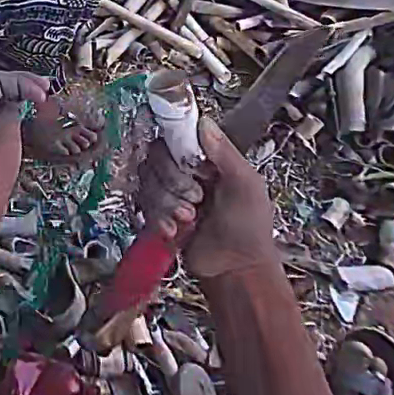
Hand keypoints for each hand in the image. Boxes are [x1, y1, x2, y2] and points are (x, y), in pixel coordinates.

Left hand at [0, 72, 48, 234]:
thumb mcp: (6, 135)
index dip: (22, 82)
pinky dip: (2, 117)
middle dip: (18, 88)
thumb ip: (12, 109)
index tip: (43, 93)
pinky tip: (19, 119)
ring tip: (36, 102)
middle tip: (44, 91)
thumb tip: (17, 101)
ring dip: (12, 101)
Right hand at [138, 118, 280, 281]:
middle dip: (173, 181)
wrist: (236, 273)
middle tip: (196, 199)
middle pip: (157, 158)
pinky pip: (145, 205)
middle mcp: (186, 172)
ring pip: (149, 182)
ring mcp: (171, 193)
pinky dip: (158, 218)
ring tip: (189, 218)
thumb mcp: (246, 185)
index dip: (176, 149)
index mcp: (207, 159)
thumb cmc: (249, 228)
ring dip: (167, 202)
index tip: (185, 165)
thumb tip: (204, 122)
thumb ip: (225, 153)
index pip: (177, 137)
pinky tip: (175, 231)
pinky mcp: (159, 215)